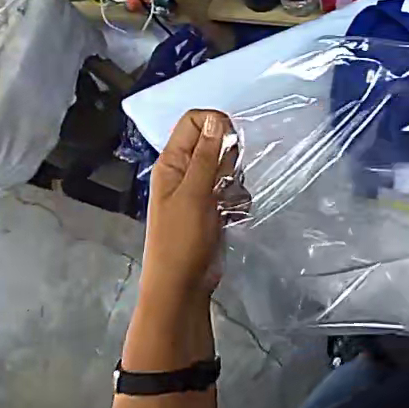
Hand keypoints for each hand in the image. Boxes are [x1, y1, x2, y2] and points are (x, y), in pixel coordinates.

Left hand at [141, 109, 236, 306]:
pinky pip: (230, 190)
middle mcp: (183, 171)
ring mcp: (197, 190)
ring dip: (234, 181)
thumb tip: (215, 118)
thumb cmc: (181, 239)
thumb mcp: (194, 193)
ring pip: (225, 167)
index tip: (233, 139)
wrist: (181, 288)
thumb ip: (205, 155)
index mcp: (171, 162)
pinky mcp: (211, 208)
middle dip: (228, 156)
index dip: (214, 123)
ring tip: (229, 202)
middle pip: (212, 143)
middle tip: (226, 178)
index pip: (192, 122)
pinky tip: (235, 215)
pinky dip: (237, 199)